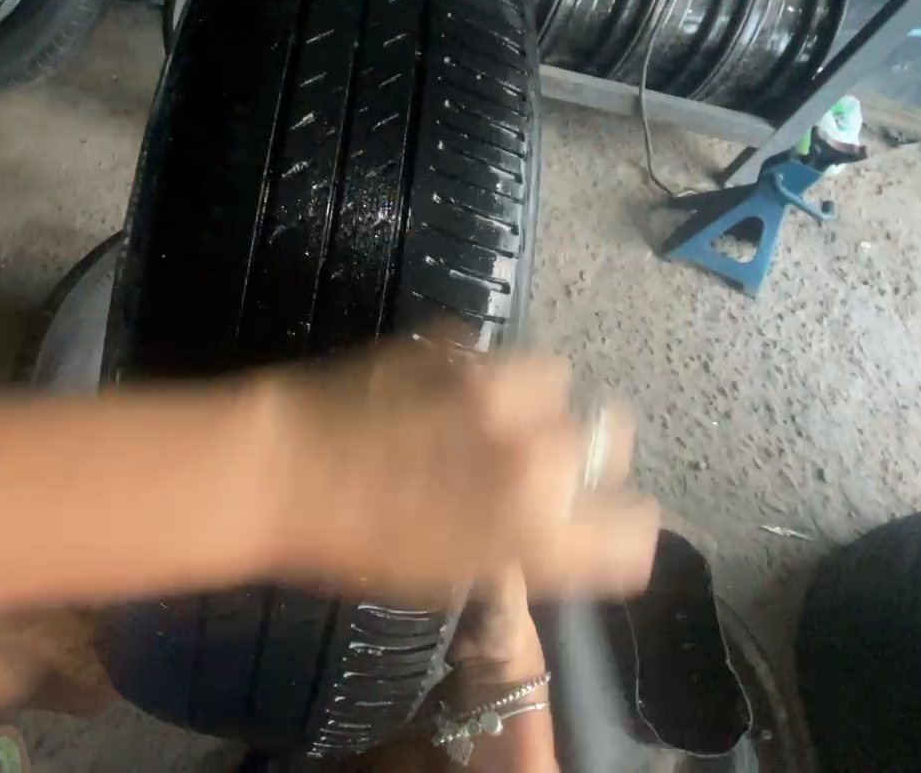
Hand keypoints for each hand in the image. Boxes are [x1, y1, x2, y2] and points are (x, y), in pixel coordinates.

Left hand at [255, 339, 658, 601]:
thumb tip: (543, 522)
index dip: (621, 522)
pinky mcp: (452, 347)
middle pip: (605, 440)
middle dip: (573, 447)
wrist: (285, 469)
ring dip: (530, 394)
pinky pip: (492, 349)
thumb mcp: (446, 575)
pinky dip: (478, 365)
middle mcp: (534, 460)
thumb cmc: (353, 542)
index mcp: (537, 536)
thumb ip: (516, 548)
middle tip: (526, 449)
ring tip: (484, 405)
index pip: (635, 531)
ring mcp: (493, 394)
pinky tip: (439, 382)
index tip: (599, 512)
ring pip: (556, 378)